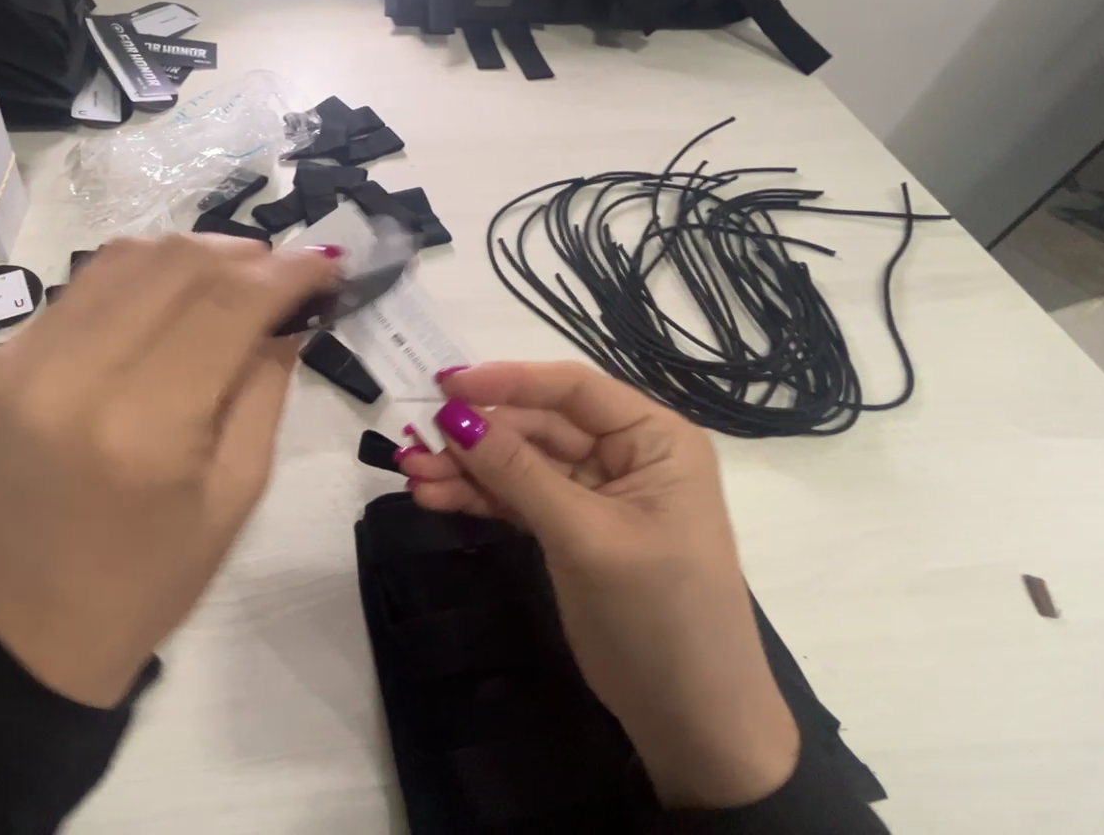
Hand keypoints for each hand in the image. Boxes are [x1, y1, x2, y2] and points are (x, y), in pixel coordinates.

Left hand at [0, 236, 341, 707]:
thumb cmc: (155, 576)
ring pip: (128, 255)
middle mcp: (76, 373)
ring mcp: (29, 357)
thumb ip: (265, 383)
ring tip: (236, 280)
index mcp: (144, 425)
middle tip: (286, 274)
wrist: (38, 618)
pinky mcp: (7, 355)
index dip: (288, 272)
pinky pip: (89, 283)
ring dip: (194, 255)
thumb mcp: (237, 489)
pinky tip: (173, 301)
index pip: (227, 305)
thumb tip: (290, 309)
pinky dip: (143, 276)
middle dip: (245, 255)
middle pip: (176, 263)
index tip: (328, 265)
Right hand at [400, 362, 800, 808]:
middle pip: (536, 426)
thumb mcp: (586, 536)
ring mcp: (594, 494)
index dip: (506, 381)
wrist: (692, 722)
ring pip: (518, 463)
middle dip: (474, 436)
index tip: (444, 385)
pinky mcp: (569, 529)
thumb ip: (518, 473)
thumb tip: (451, 416)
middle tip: (414, 444)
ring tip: (411, 474)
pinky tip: (433, 496)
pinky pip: (516, 498)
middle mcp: (625, 455)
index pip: (571, 390)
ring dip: (465, 468)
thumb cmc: (659, 616)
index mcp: (654, 440)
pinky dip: (476, 497)